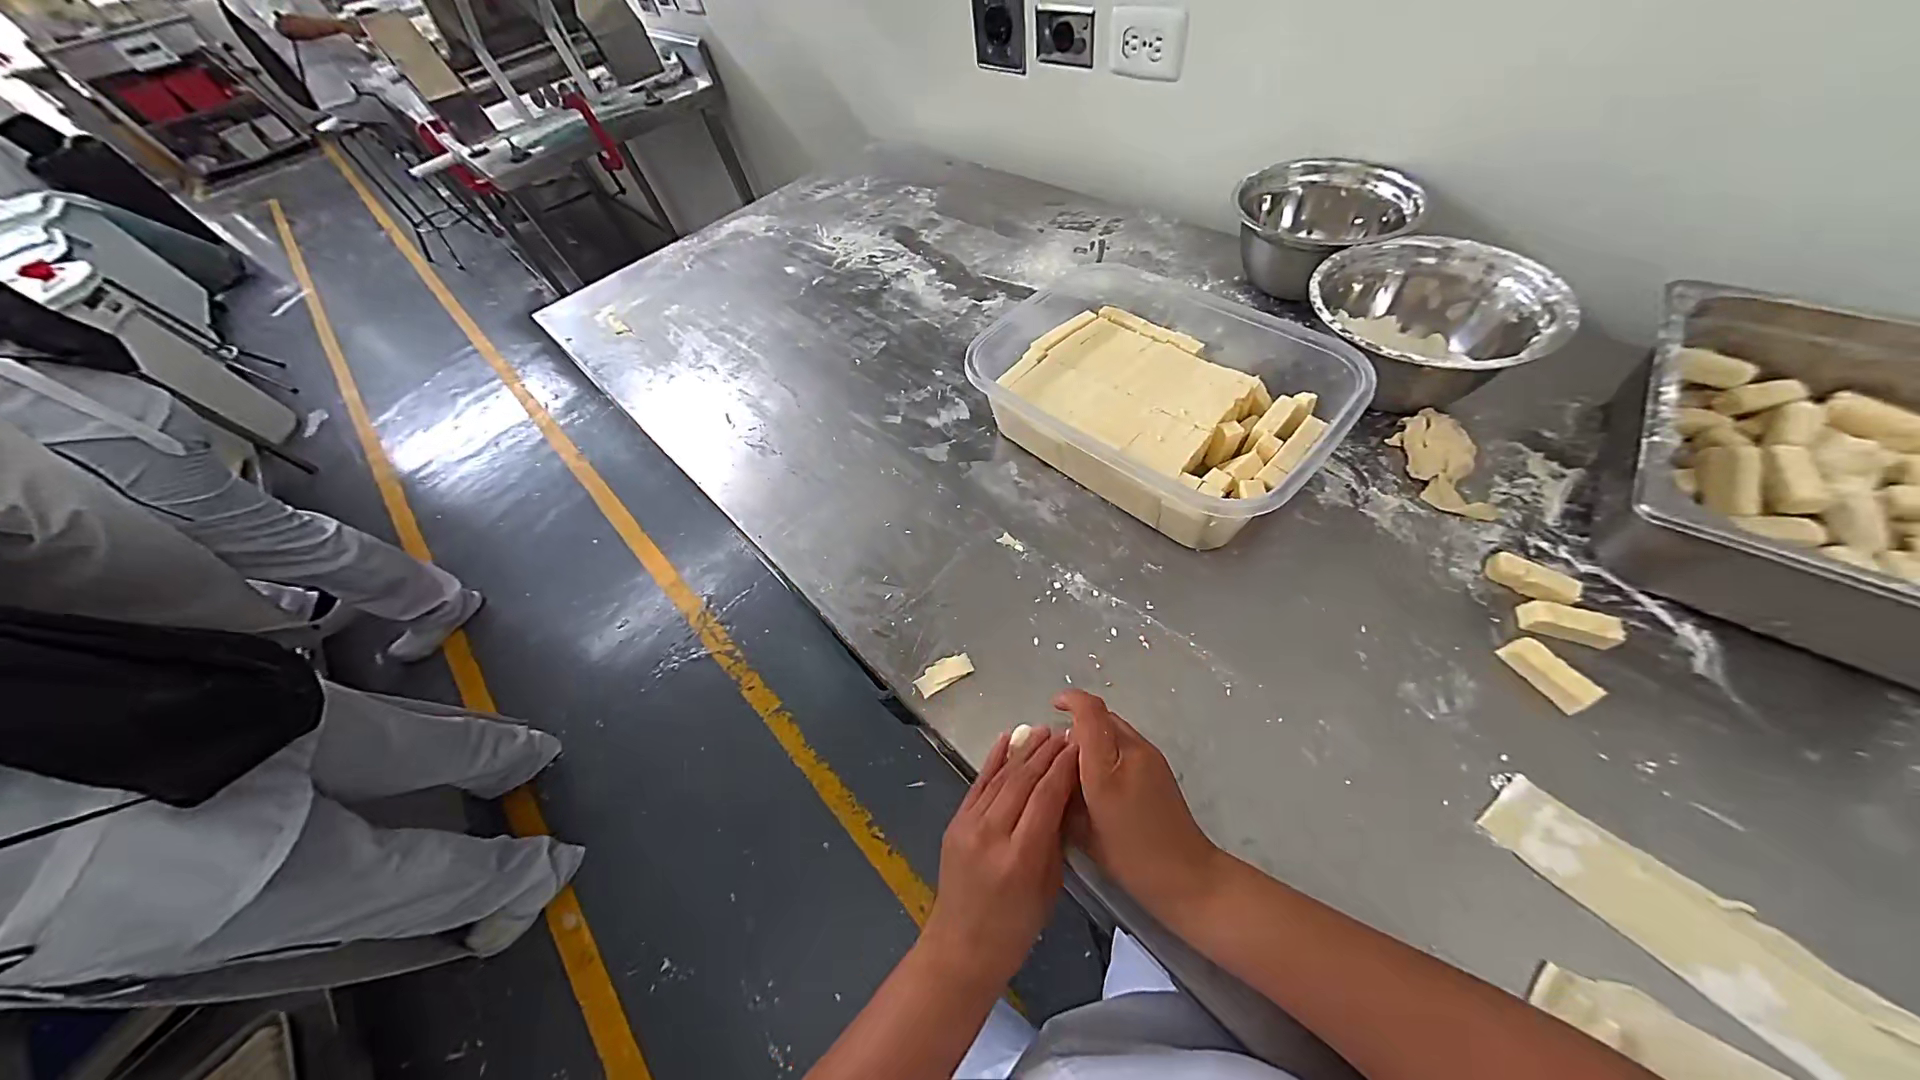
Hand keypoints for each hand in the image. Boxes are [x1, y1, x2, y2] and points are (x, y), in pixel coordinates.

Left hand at [921, 726, 1078, 987]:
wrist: (961, 948)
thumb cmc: (1015, 928)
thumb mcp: (1049, 888)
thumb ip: (1054, 838)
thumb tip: (1065, 795)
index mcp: (1020, 857)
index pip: (1046, 797)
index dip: (1064, 768)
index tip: (1080, 747)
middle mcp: (991, 834)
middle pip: (1023, 781)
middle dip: (1047, 753)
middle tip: (1067, 734)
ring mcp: (968, 825)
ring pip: (1001, 777)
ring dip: (1024, 751)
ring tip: (1044, 731)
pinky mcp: (955, 822)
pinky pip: (978, 784)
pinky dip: (993, 760)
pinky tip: (1007, 739)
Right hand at [1054, 690, 1224, 919]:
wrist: (1187, 876)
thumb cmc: (1130, 858)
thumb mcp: (1083, 830)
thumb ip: (1065, 791)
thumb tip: (1057, 763)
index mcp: (1109, 767)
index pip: (1090, 713)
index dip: (1070, 700)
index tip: (1054, 705)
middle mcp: (1132, 751)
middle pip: (1102, 717)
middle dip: (1079, 723)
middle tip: (1060, 748)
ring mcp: (1151, 756)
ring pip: (1115, 729)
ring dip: (1095, 736)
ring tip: (1079, 766)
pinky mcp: (1161, 766)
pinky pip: (1127, 744)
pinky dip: (1110, 749)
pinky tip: (1102, 779)